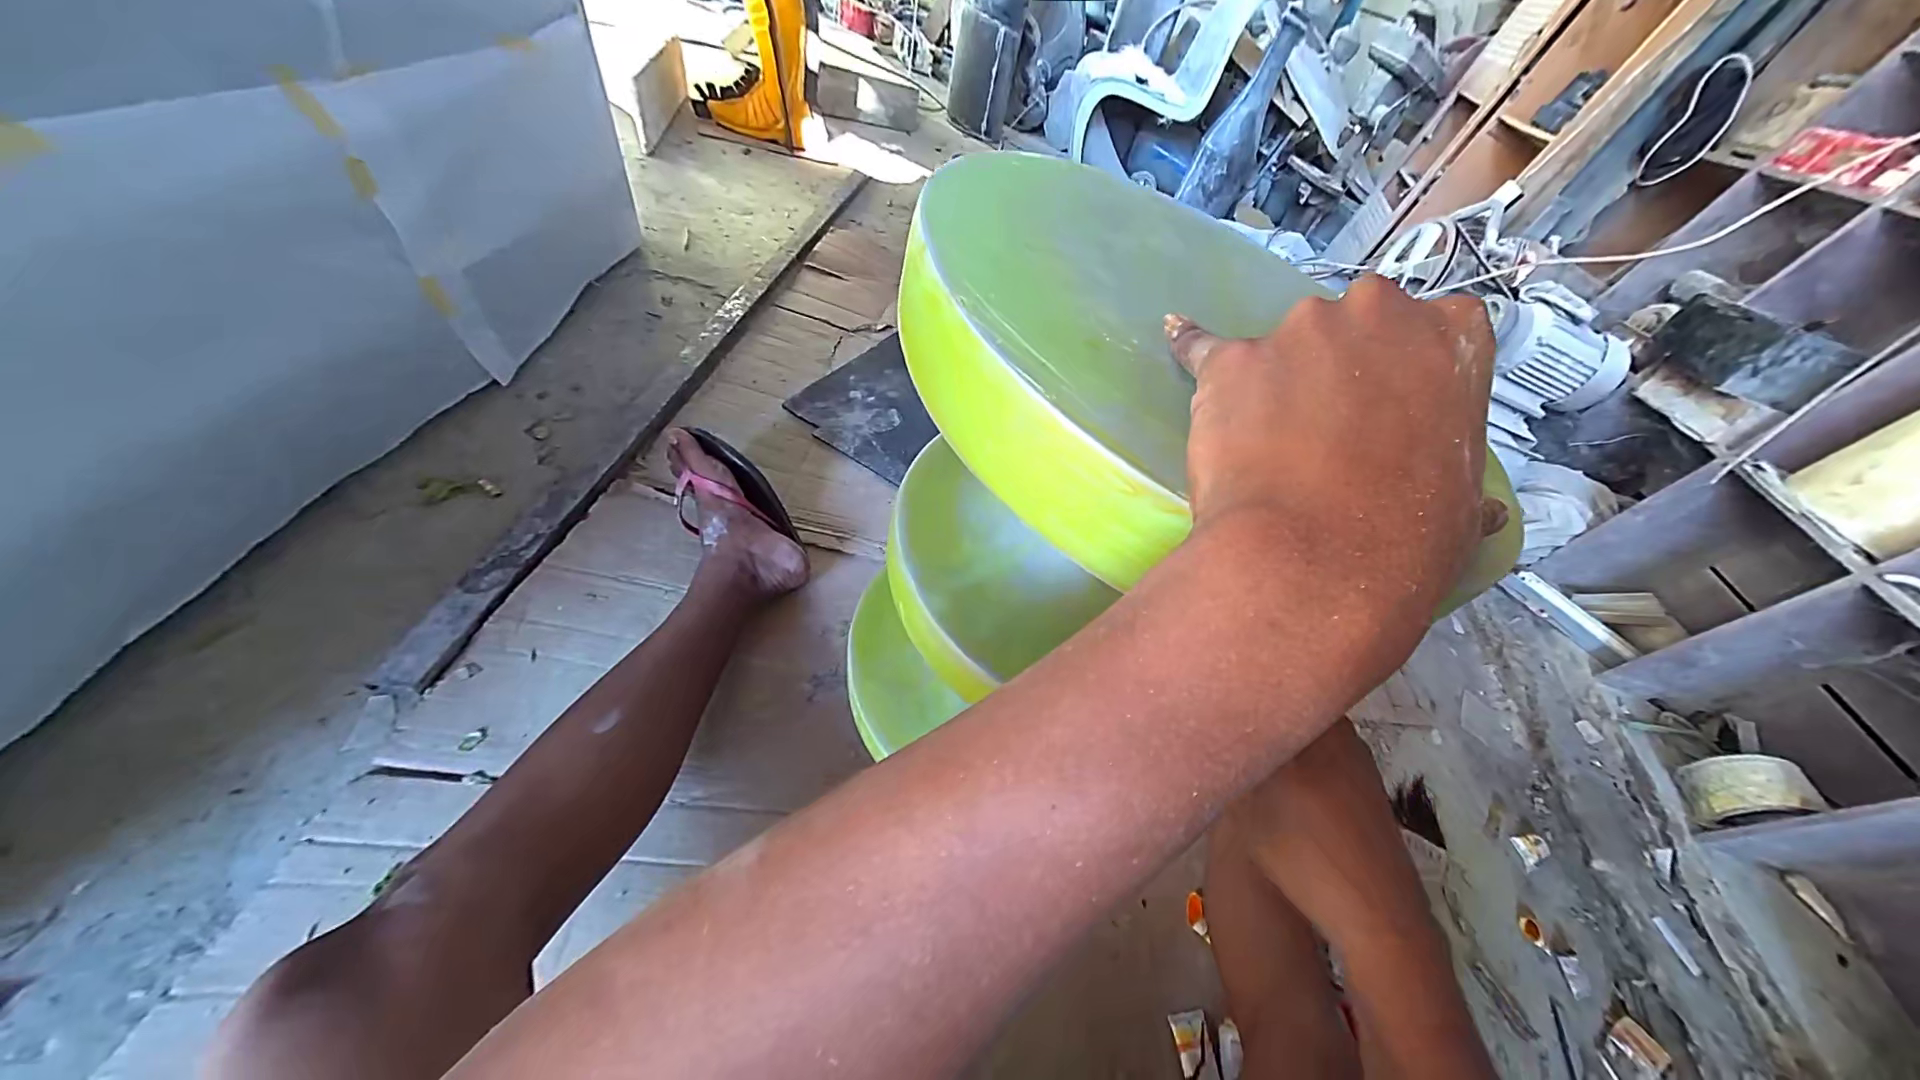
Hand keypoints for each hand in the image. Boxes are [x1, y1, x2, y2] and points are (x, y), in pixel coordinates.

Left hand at [1165, 275, 1501, 637]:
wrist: (1312, 557)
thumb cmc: (1402, 538)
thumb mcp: (1459, 507)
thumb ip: (1459, 482)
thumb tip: (1477, 510)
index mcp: (1452, 335)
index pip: (1430, 327)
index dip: (1398, 371)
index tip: (1380, 406)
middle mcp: (1374, 312)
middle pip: (1349, 327)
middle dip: (1335, 367)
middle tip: (1318, 426)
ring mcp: (1296, 332)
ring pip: (1280, 346)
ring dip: (1271, 378)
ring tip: (1256, 436)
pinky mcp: (1229, 362)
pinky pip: (1202, 347)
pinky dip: (1191, 347)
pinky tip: (1177, 336)